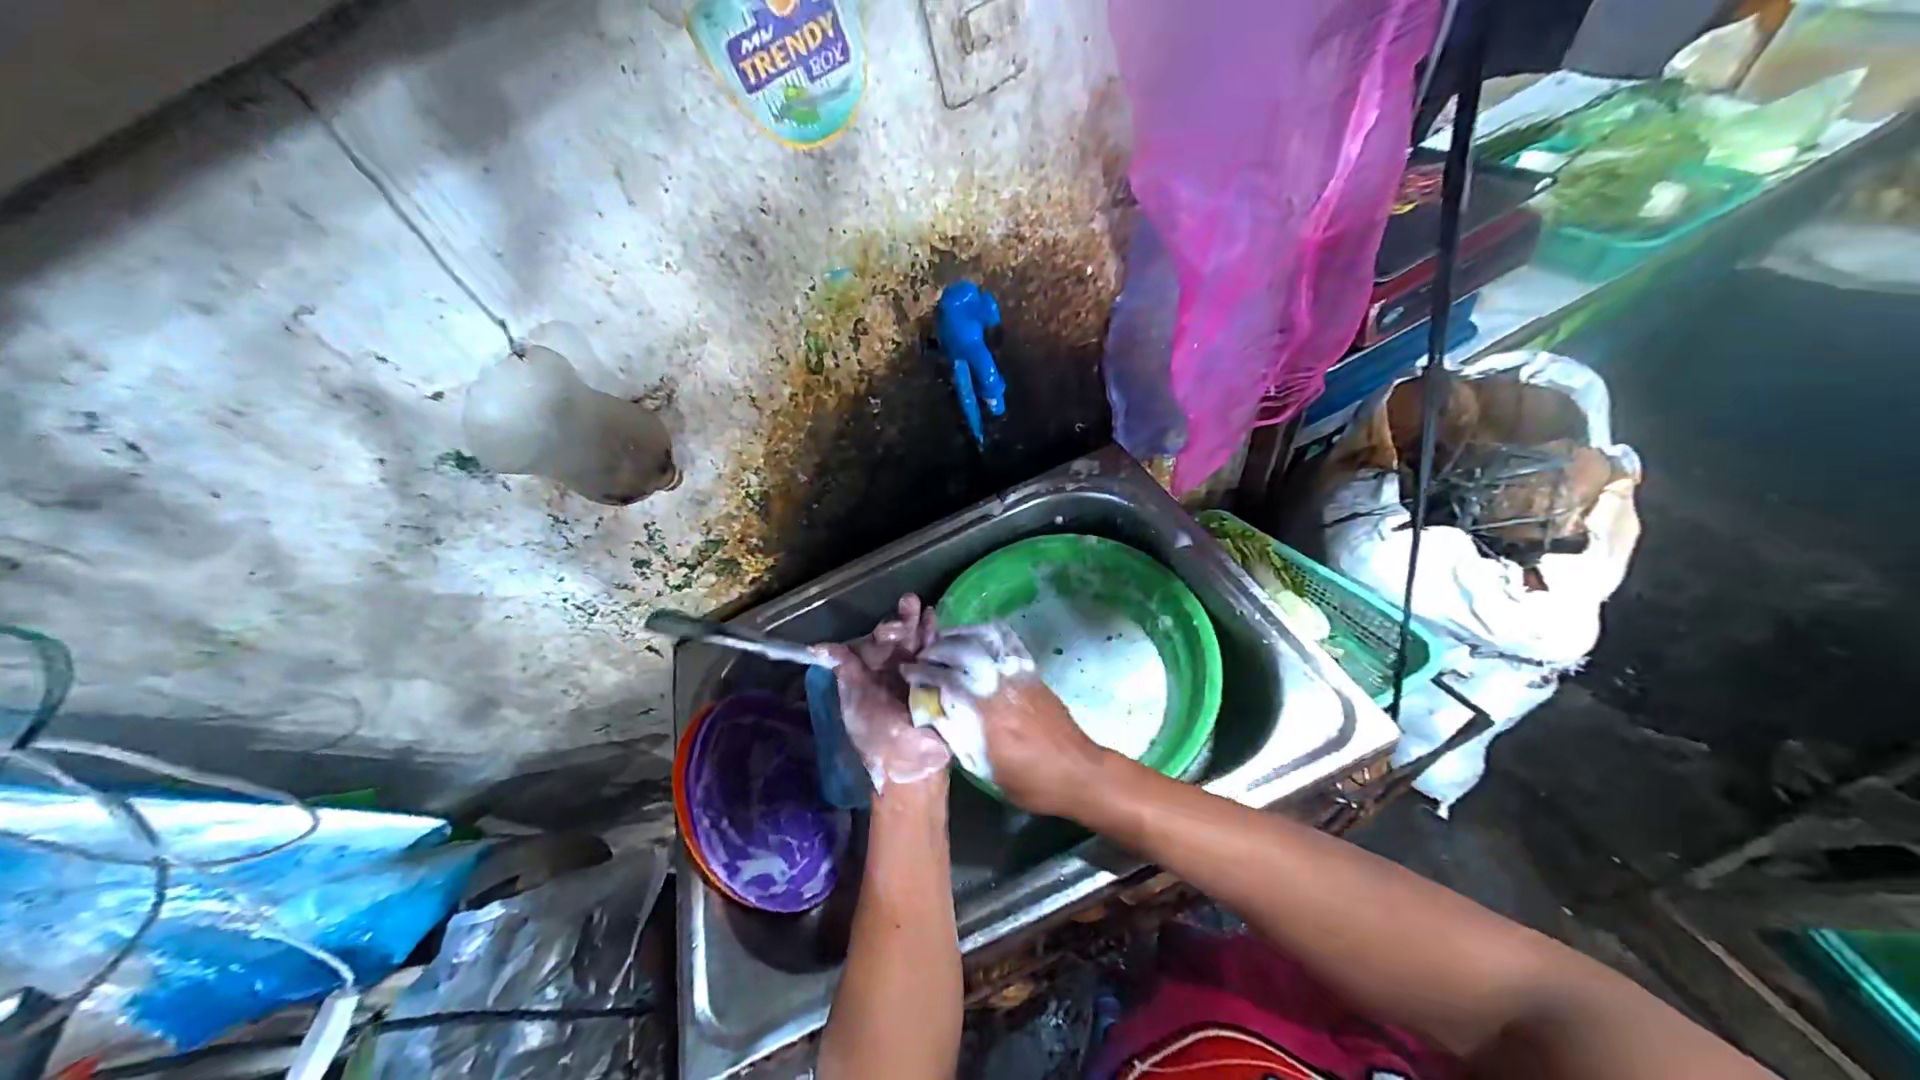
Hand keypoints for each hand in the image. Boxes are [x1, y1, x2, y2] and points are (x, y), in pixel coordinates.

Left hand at [817, 594, 950, 795]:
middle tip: (909, 602)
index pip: (878, 643)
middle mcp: (896, 670)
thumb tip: (818, 648)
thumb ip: (845, 670)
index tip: (887, 630)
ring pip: (921, 644)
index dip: (883, 632)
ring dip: (923, 625)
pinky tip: (939, 624)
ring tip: (926, 608)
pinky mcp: (941, 683)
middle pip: (901, 639)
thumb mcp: (856, 700)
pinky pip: (940, 658)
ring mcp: (920, 676)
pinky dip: (939, 641)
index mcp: (874, 673)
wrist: (910, 762)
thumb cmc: (877, 733)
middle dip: (905, 620)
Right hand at [901, 623, 1107, 819]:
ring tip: (943, 643)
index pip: (947, 679)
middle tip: (922, 655)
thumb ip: (959, 738)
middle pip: (963, 652)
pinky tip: (975, 638)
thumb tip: (934, 713)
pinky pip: (1008, 643)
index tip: (908, 671)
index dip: (923, 672)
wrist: (1079, 772)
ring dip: (959, 637)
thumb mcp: (987, 769)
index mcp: (988, 713)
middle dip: (937, 649)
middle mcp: (1002, 686)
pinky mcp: (1032, 673)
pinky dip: (987, 634)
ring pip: (985, 641)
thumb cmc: (1032, 781)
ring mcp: (1020, 675)